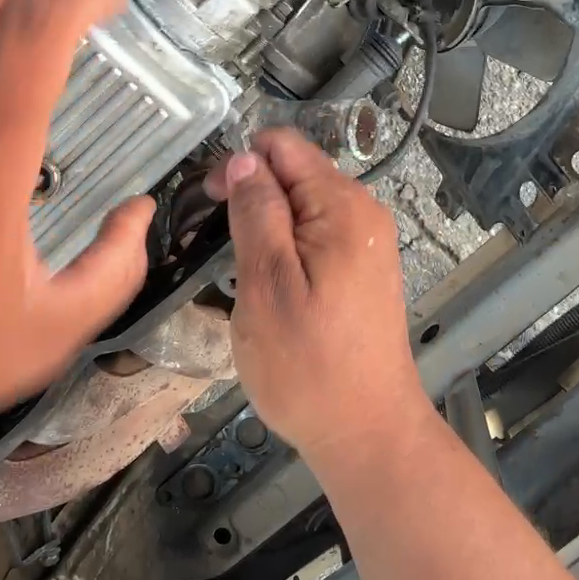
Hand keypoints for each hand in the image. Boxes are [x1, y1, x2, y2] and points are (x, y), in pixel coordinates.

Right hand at [207, 129, 429, 464]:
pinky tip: (276, 287)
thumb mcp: (266, 283)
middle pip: (296, 173)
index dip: (239, 163)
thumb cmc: (308, 364)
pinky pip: (319, 235)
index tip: (209, 203)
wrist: (368, 433)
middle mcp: (363, 211)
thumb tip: (244, 158)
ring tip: (247, 273)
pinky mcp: (366, 269)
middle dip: (254, 196)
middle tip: (223, 249)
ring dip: (269, 226)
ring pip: (304, 206)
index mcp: (342, 204)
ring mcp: (368, 241)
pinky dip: (290, 248)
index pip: (284, 146)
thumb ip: (256, 212)